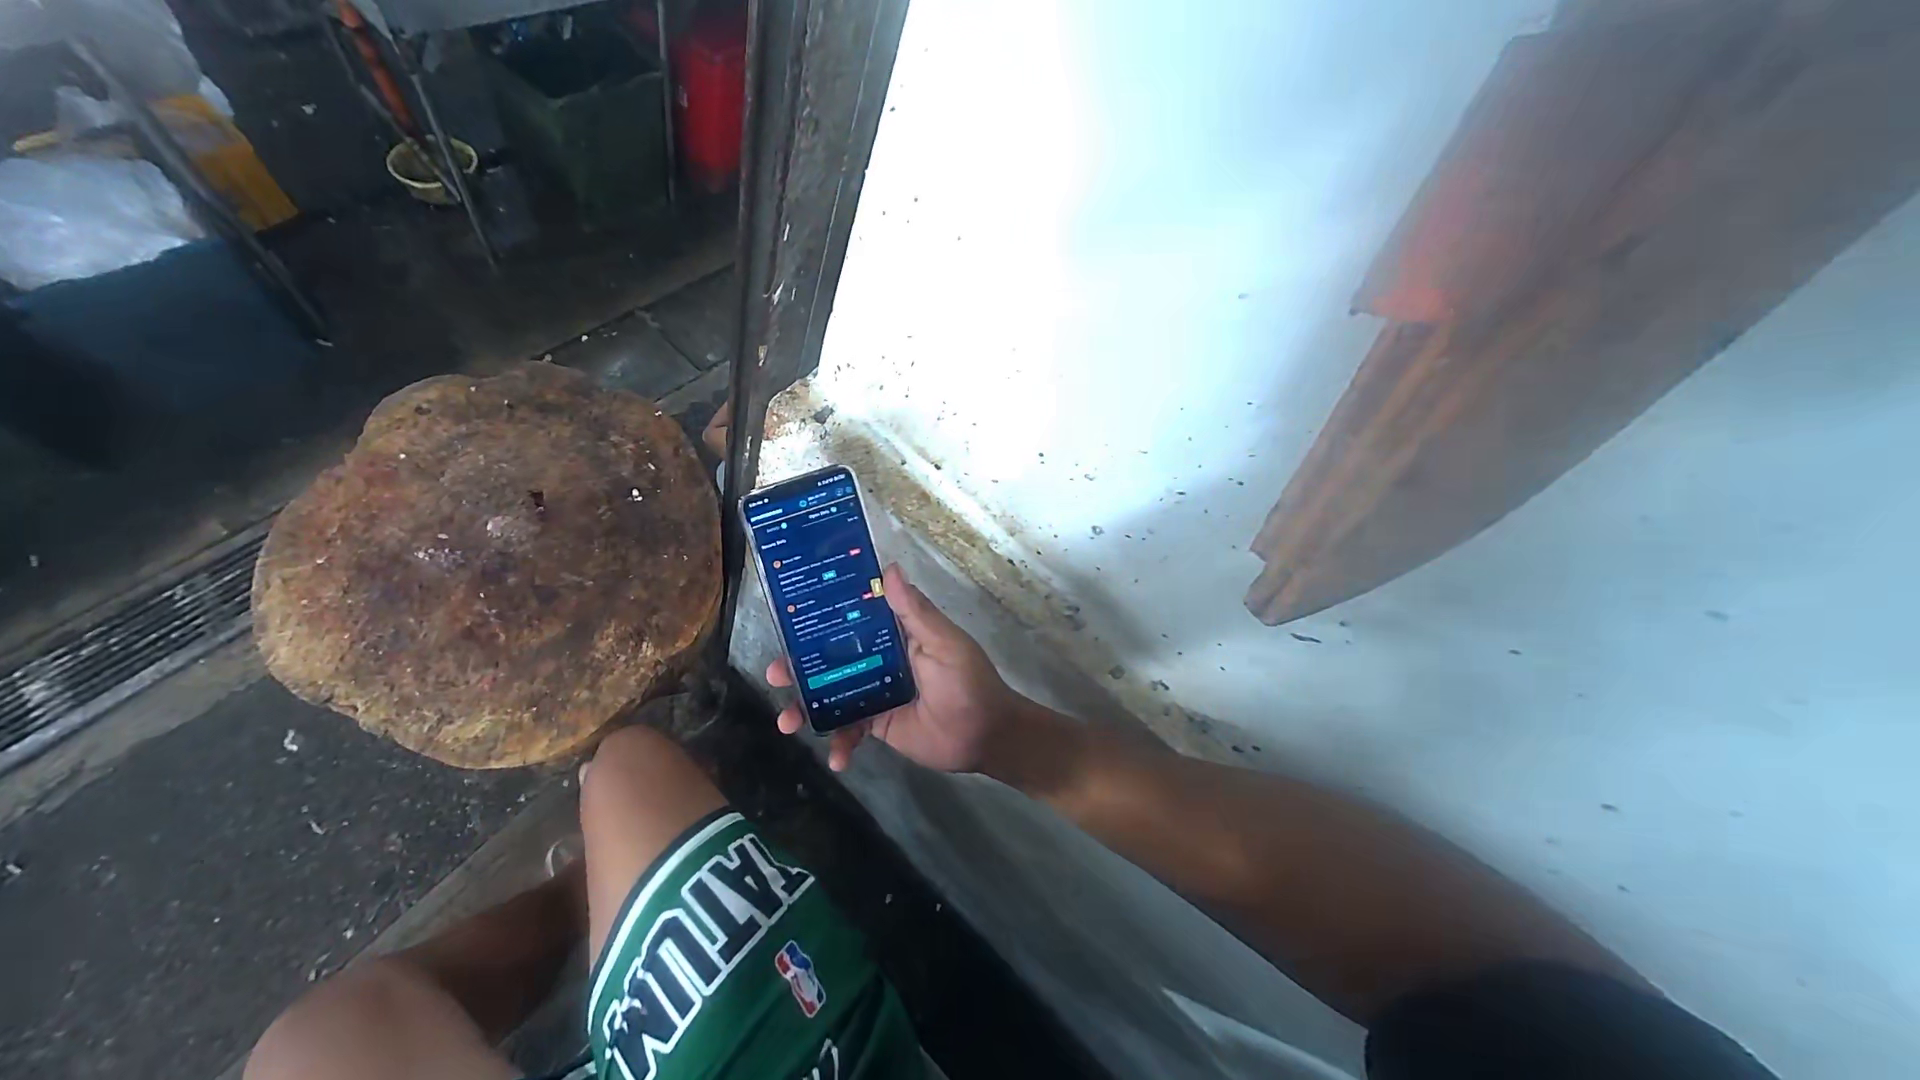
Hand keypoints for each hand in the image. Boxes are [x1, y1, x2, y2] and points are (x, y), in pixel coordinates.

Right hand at [766, 563, 1026, 772]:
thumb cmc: (968, 682)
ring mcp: (874, 694)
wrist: (986, 735)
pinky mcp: (877, 725)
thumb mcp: (944, 643)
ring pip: (830, 697)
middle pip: (829, 660)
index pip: (849, 620)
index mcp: (892, 635)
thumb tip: (889, 569)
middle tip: (774, 674)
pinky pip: (849, 732)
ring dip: (805, 709)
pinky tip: (836, 759)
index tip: (789, 619)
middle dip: (797, 667)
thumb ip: (915, 612)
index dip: (818, 620)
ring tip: (787, 722)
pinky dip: (840, 746)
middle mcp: (877, 661)